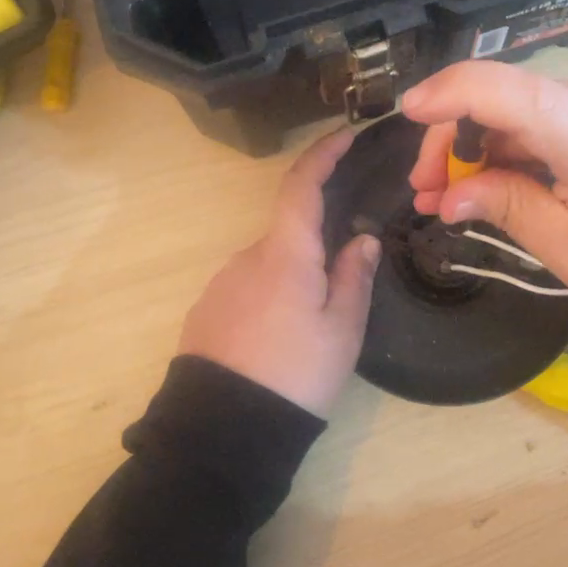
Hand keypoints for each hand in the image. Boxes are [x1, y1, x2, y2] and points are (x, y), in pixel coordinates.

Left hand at [179, 129, 380, 416]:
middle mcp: (247, 257)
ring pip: (271, 265)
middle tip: (344, 290)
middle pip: (289, 232)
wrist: (221, 432)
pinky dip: (271, 298)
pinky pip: (249, 288)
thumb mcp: (341, 331)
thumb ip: (353, 278)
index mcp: (284, 254)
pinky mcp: (206, 311)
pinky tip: (281, 341)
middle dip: (318, 247)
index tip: (345, 134)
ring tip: (312, 333)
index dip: (322, 154)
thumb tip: (361, 239)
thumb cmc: (295, 375)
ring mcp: (222, 284)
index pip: (301, 185)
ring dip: (295, 279)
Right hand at [402, 62, 567, 319]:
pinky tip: (483, 176)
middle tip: (424, 188)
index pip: (521, 95)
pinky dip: (509, 143)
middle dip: (456, 135)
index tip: (409, 111)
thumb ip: (503, 205)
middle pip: (510, 97)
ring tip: (444, 191)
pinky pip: (545, 116)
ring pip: (522, 105)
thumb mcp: (566, 249)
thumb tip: (446, 195)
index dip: (458, 93)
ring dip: (478, 142)